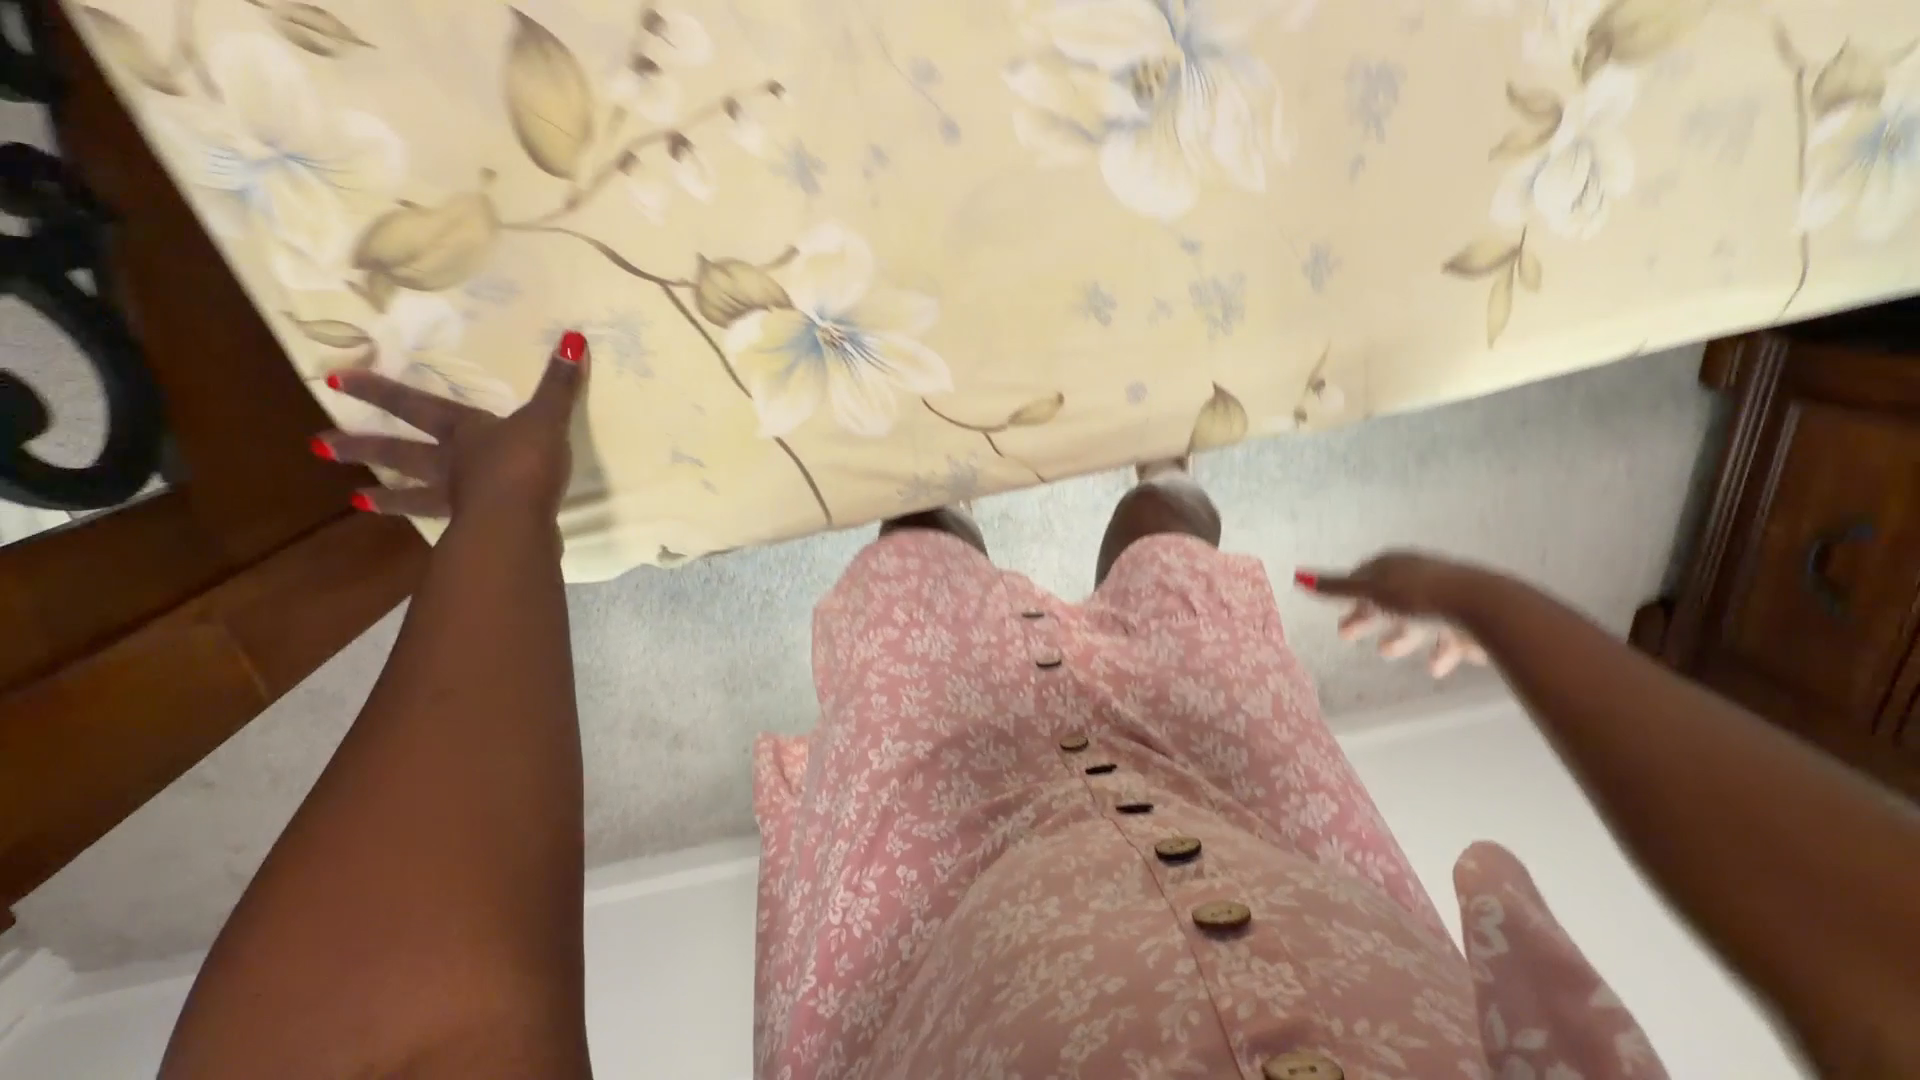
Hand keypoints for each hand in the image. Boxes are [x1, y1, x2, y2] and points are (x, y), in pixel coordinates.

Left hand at [313, 332, 587, 521]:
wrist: (518, 522)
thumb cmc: (524, 464)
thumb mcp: (546, 418)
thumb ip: (559, 384)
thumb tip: (574, 338)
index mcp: (464, 432)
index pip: (415, 405)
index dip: (379, 391)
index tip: (332, 380)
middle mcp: (451, 464)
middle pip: (401, 451)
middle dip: (362, 446)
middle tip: (318, 447)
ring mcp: (458, 500)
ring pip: (415, 494)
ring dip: (387, 497)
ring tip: (355, 499)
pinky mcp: (474, 531)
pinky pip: (448, 525)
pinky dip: (439, 529)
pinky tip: (435, 536)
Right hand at [1294, 552, 1493, 677]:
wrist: (1484, 609)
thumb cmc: (1420, 596)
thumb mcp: (1371, 591)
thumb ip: (1336, 587)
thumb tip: (1297, 576)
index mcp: (1396, 564)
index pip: (1366, 575)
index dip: (1350, 592)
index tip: (1338, 610)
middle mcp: (1421, 576)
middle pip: (1388, 598)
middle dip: (1368, 618)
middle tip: (1347, 635)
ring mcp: (1446, 598)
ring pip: (1416, 620)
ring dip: (1400, 638)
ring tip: (1387, 652)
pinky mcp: (1469, 621)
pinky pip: (1447, 638)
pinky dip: (1437, 652)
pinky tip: (1434, 668)